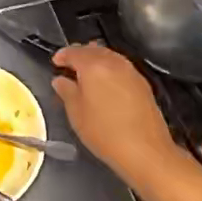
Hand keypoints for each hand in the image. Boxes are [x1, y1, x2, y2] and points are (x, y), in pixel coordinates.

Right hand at [50, 43, 181, 184]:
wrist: (145, 150)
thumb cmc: (105, 133)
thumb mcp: (77, 114)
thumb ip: (67, 92)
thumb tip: (61, 80)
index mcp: (94, 66)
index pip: (74, 52)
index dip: (63, 55)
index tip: (56, 61)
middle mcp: (114, 63)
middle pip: (94, 50)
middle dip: (80, 54)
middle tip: (69, 65)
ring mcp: (131, 71)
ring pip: (109, 56)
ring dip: (96, 60)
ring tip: (86, 74)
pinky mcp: (142, 83)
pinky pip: (121, 67)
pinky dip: (110, 69)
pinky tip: (106, 83)